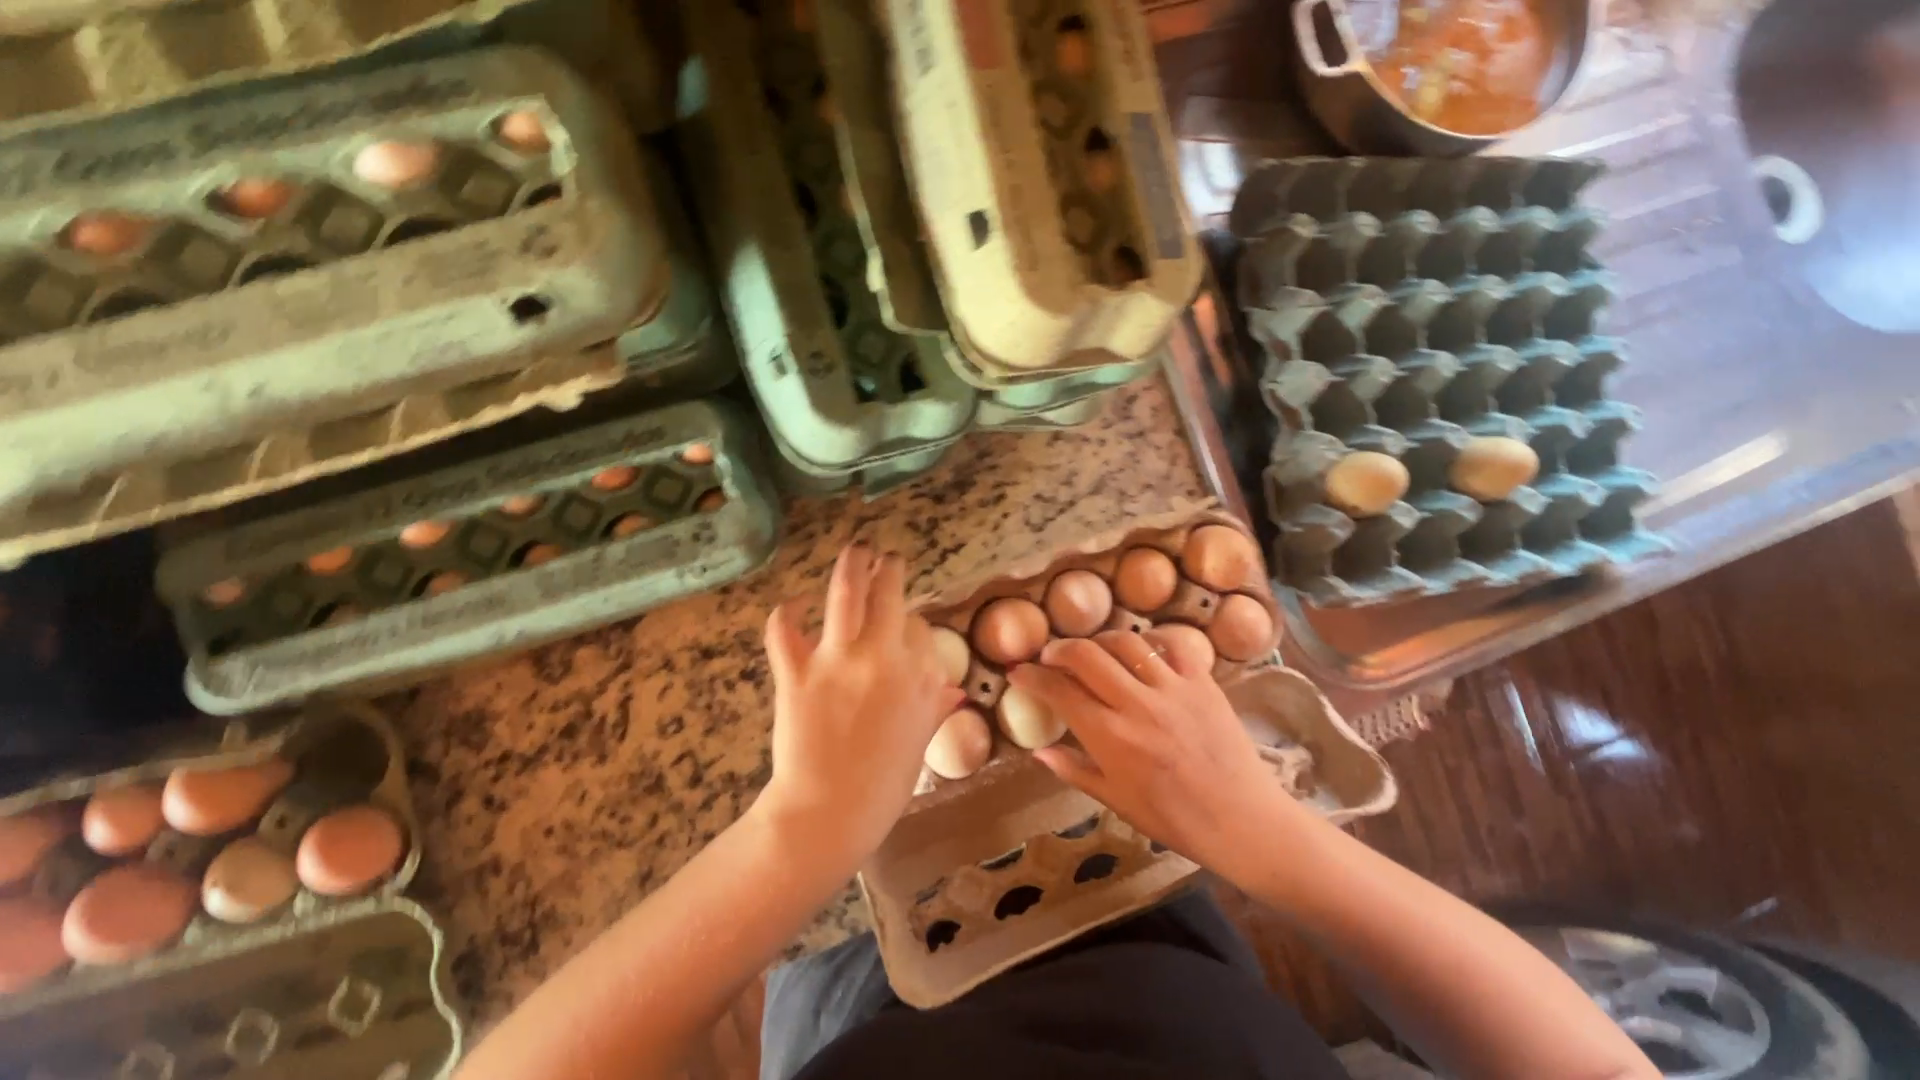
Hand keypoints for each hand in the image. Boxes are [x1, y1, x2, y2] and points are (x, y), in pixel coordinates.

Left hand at [756, 545, 961, 863]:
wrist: (831, 812)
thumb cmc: (883, 785)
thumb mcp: (920, 742)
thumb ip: (934, 706)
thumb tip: (952, 690)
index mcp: (919, 676)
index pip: (919, 628)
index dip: (910, 622)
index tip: (904, 622)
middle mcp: (883, 658)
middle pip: (890, 596)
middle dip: (889, 570)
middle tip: (886, 558)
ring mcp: (838, 661)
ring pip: (846, 594)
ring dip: (851, 565)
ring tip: (856, 551)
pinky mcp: (797, 672)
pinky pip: (785, 629)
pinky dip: (787, 612)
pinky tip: (794, 605)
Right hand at [1008, 629, 1297, 879]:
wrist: (1241, 819)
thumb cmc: (1174, 819)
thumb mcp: (1116, 801)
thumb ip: (1075, 770)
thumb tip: (1038, 751)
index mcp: (1110, 737)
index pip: (1059, 692)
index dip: (1032, 677)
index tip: (1018, 672)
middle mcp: (1137, 704)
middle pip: (1086, 655)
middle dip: (1059, 649)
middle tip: (1049, 655)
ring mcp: (1172, 688)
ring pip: (1125, 643)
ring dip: (1100, 640)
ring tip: (1091, 650)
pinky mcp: (1202, 682)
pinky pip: (1172, 645)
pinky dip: (1150, 640)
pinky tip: (1140, 648)